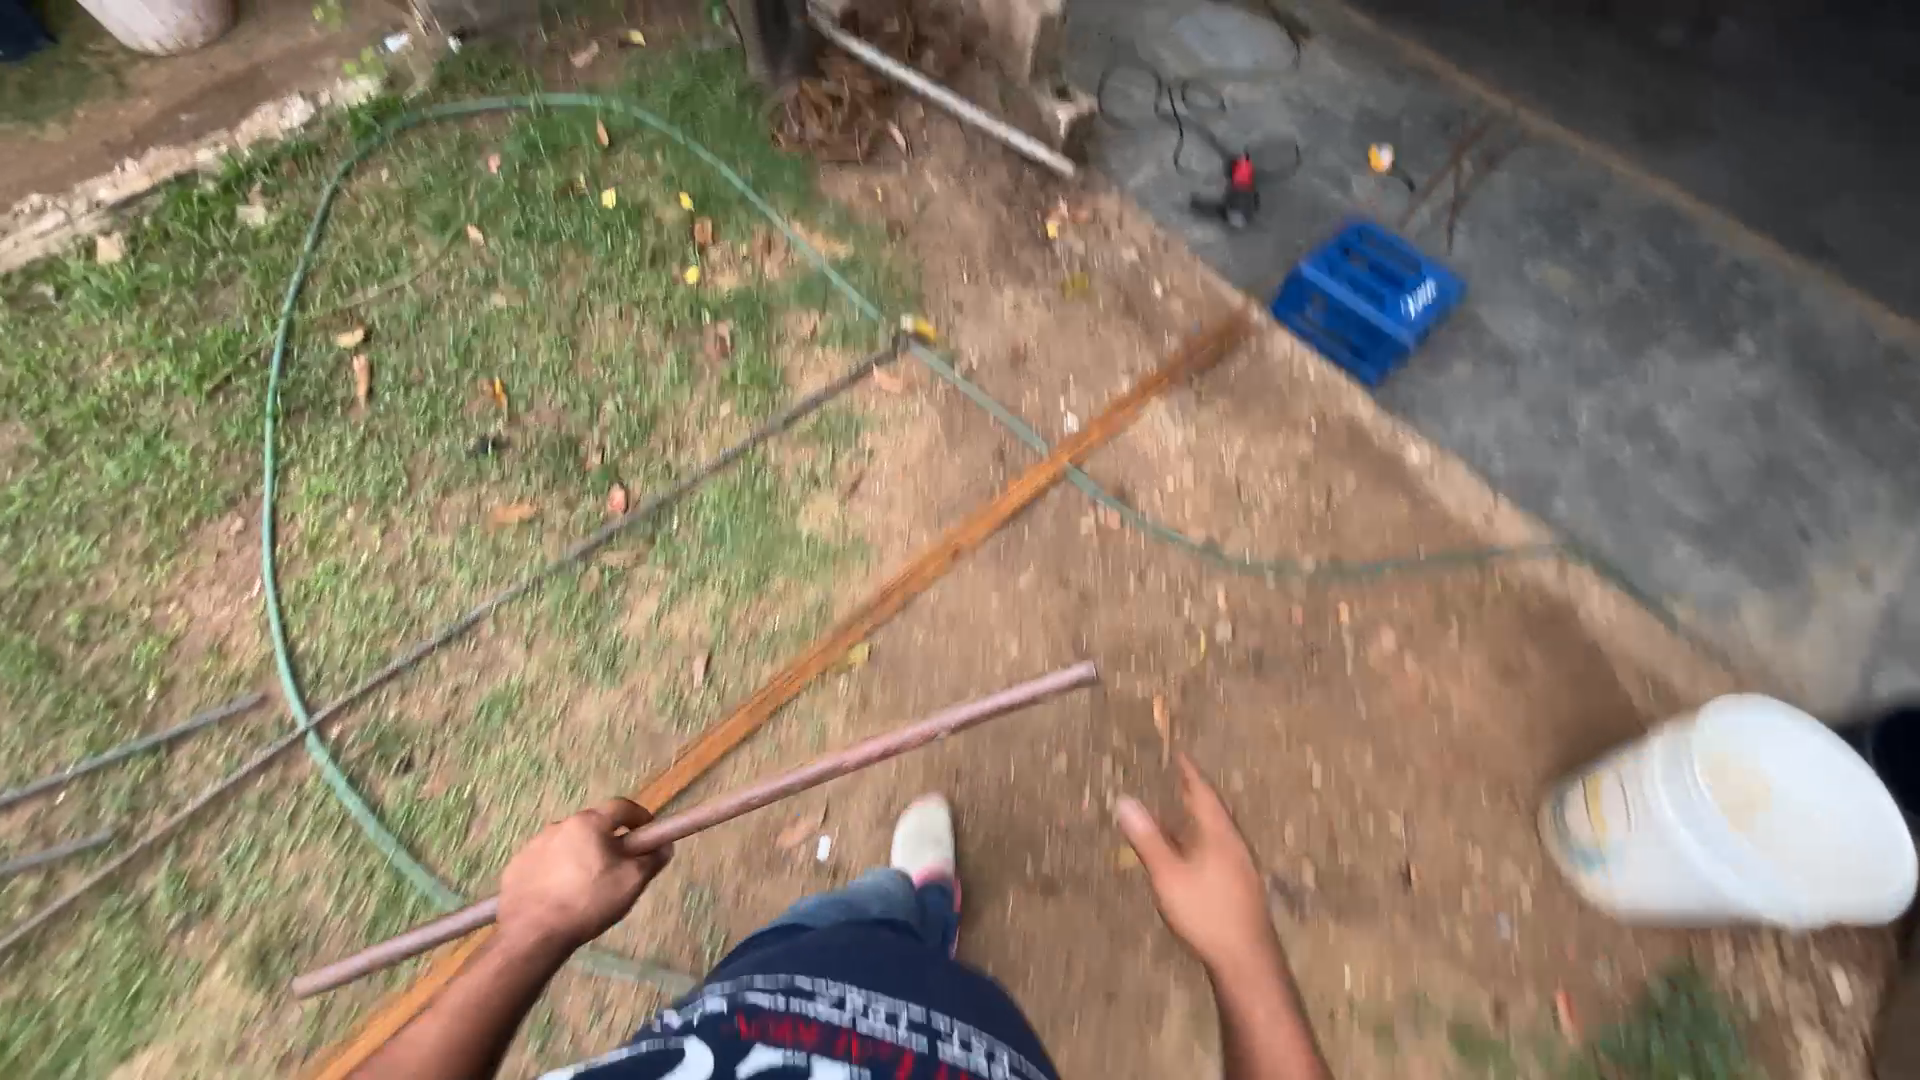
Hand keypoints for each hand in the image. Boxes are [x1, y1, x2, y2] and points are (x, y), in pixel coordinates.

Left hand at [497, 798, 672, 954]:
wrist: (531, 937)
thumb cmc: (588, 902)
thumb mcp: (633, 882)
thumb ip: (653, 859)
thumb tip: (663, 846)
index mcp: (589, 823)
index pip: (622, 807)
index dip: (640, 817)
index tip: (648, 834)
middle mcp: (560, 826)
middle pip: (594, 824)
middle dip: (609, 839)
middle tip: (619, 864)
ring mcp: (533, 846)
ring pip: (568, 843)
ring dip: (581, 854)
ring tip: (587, 884)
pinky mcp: (514, 868)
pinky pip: (545, 861)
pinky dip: (557, 870)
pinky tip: (561, 895)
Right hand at [1116, 755, 1278, 971]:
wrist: (1247, 960)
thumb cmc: (1205, 911)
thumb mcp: (1167, 874)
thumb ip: (1146, 838)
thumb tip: (1124, 801)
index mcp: (1218, 834)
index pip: (1203, 793)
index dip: (1190, 773)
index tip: (1180, 755)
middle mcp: (1233, 844)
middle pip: (1213, 811)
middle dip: (1195, 794)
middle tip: (1180, 778)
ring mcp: (1240, 866)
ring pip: (1216, 832)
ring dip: (1197, 819)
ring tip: (1179, 812)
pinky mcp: (1240, 886)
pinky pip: (1218, 849)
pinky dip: (1200, 839)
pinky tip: (1190, 854)